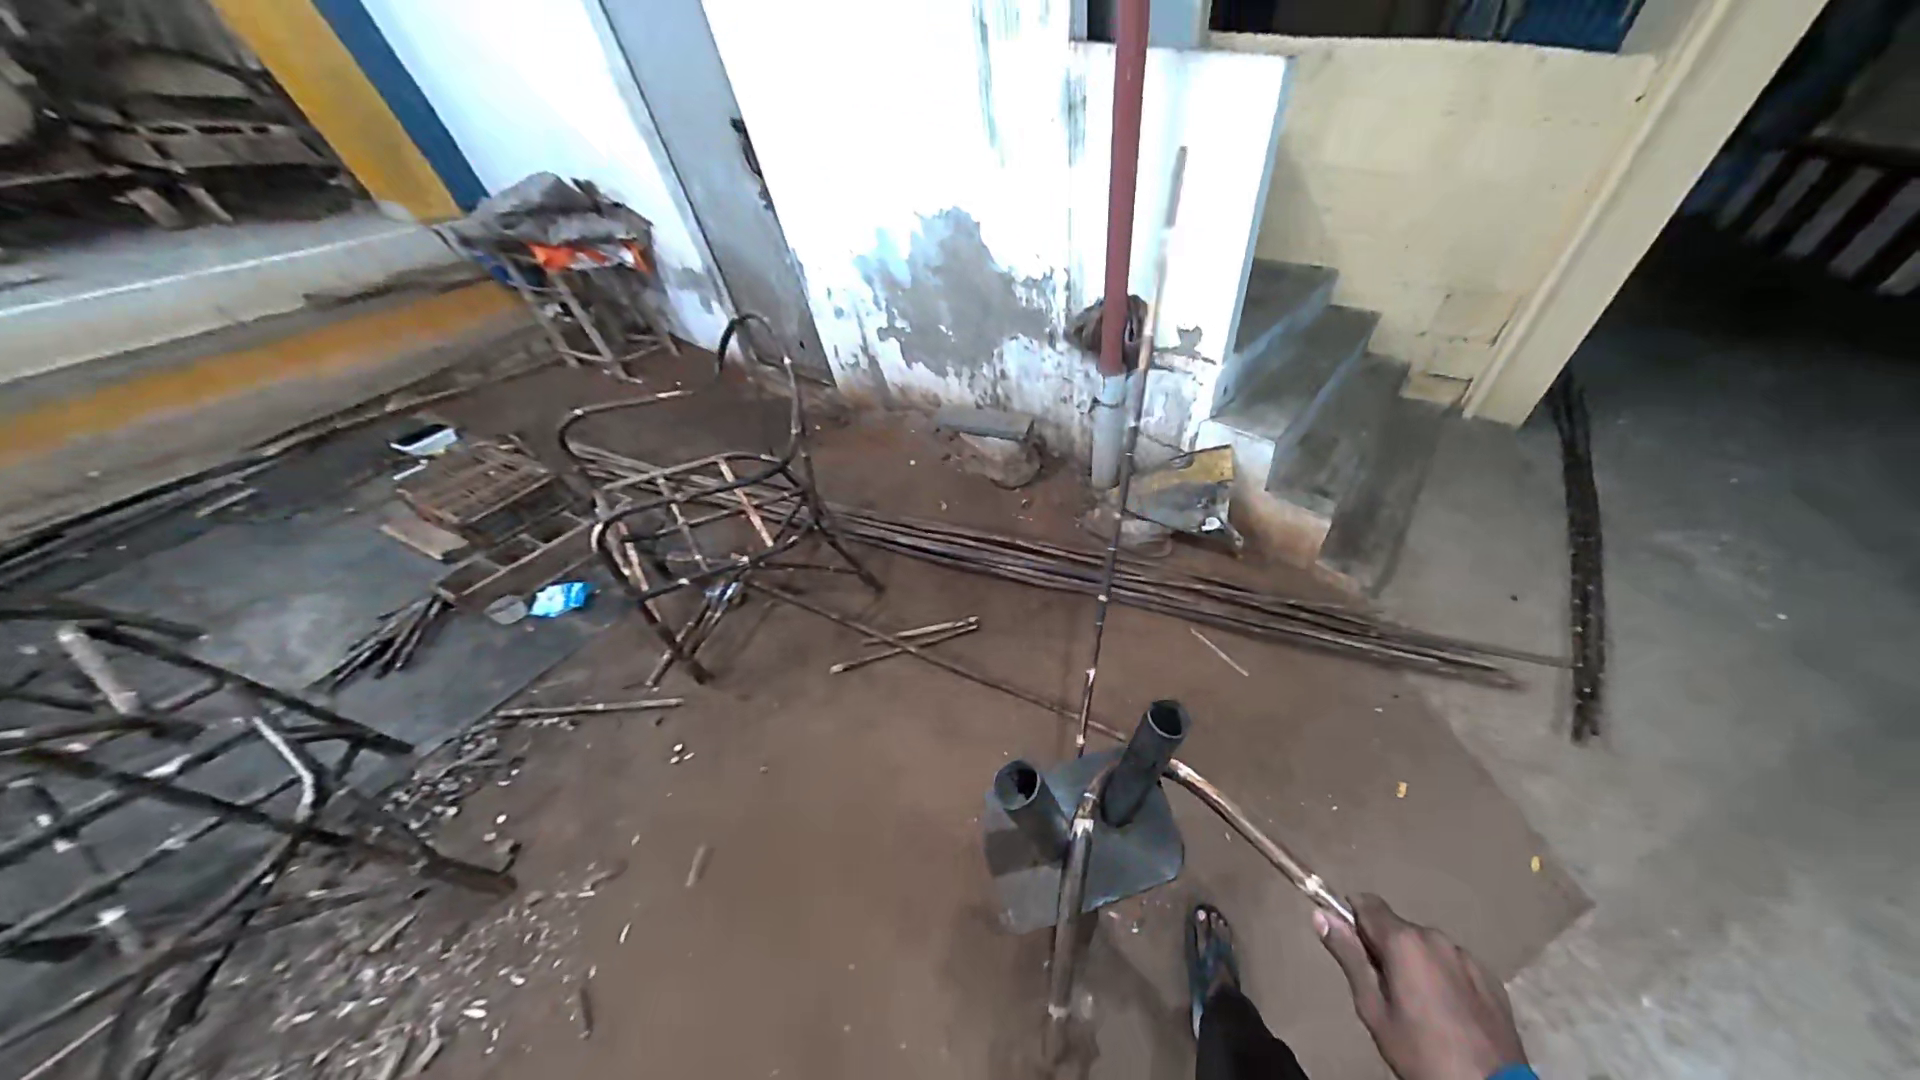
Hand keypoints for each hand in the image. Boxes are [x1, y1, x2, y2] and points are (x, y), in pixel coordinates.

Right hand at [1315, 894, 1526, 1079]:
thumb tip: (1320, 915)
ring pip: (1425, 946)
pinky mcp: (1492, 980)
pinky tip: (1449, 1013)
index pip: (1365, 903)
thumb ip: (1348, 956)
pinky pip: (1453, 964)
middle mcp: (1435, 937)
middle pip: (1396, 927)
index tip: (1354, 953)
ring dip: (1415, 962)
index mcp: (1404, 940)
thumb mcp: (1373, 1009)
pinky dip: (1443, 976)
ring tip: (1421, 1007)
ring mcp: (1467, 958)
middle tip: (1385, 991)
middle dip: (1384, 947)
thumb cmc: (1422, 1053)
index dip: (1353, 922)